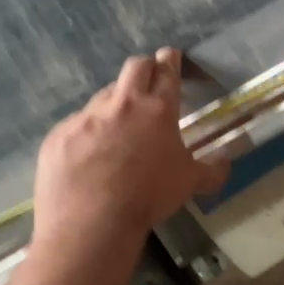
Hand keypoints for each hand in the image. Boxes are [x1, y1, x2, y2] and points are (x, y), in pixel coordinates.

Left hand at [32, 48, 227, 259]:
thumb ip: (213, 169)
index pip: (167, 69)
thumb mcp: (190, 182)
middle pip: (134, 67)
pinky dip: (87, 131)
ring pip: (103, 95)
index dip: (171, 59)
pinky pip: (76, 123)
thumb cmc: (148, 197)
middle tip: (149, 82)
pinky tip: (89, 153)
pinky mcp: (57, 137)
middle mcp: (122, 105)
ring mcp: (85, 119)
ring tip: (117, 126)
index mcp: (159, 109)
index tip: (171, 57)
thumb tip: (225, 164)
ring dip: (115, 103)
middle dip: (144, 68)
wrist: (89, 227)